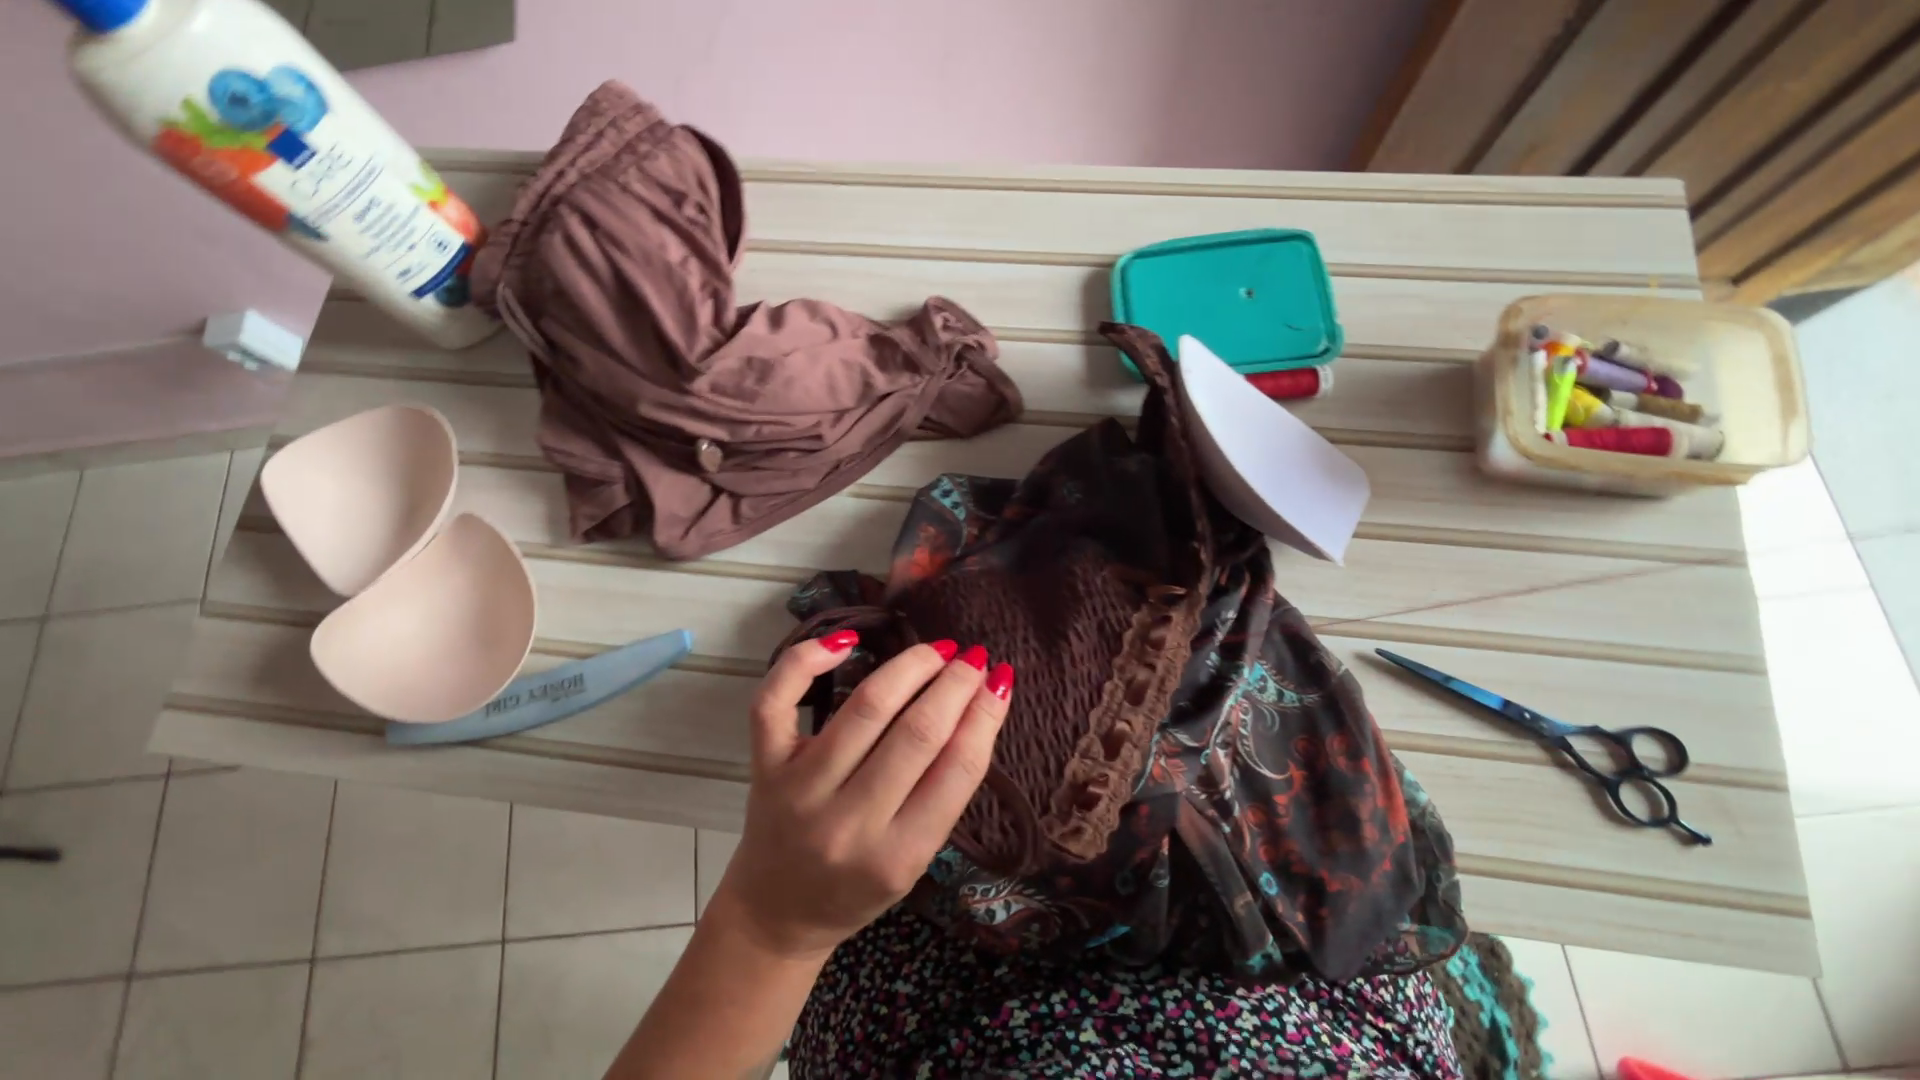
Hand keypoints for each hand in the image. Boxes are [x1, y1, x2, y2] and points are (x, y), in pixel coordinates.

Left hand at [707, 633, 1013, 959]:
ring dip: (909, 668)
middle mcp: (849, 822)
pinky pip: (776, 702)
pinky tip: (847, 641)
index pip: (956, 770)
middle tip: (973, 658)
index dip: (985, 715)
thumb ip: (943, 796)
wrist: (777, 914)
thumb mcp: (915, 861)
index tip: (1001, 678)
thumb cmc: (857, 888)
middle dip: (954, 684)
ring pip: (863, 708)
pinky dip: (806, 661)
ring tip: (936, 651)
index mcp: (898, 856)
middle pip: (916, 733)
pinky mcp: (764, 767)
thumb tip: (980, 708)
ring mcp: (801, 790)